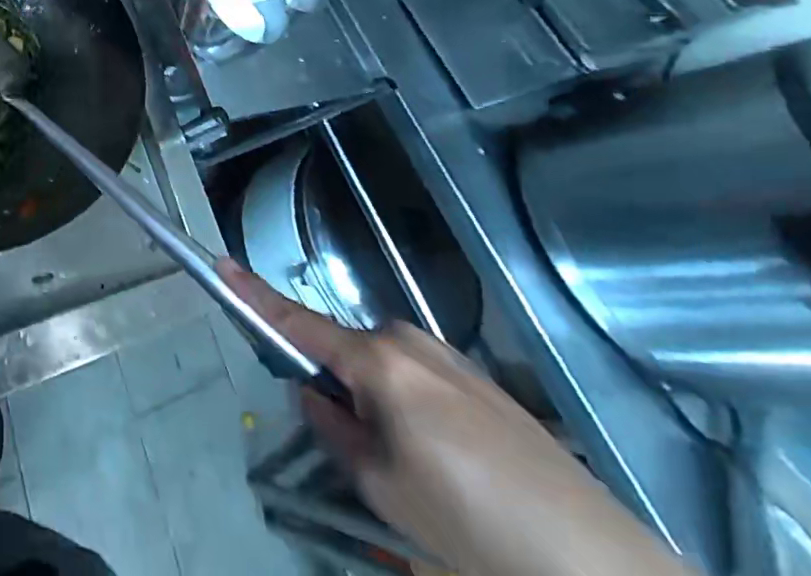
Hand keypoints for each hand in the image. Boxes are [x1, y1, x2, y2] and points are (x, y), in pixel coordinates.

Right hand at [219, 259, 693, 575]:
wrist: (589, 558)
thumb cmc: (466, 518)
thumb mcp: (379, 483)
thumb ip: (331, 426)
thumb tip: (316, 394)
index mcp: (378, 361)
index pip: (299, 323)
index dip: (254, 296)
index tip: (221, 264)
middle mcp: (411, 342)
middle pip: (345, 349)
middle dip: (334, 384)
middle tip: (356, 447)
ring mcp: (450, 357)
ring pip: (382, 367)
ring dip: (373, 399)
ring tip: (411, 466)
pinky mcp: (479, 379)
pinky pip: (417, 378)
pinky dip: (406, 405)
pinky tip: (445, 460)